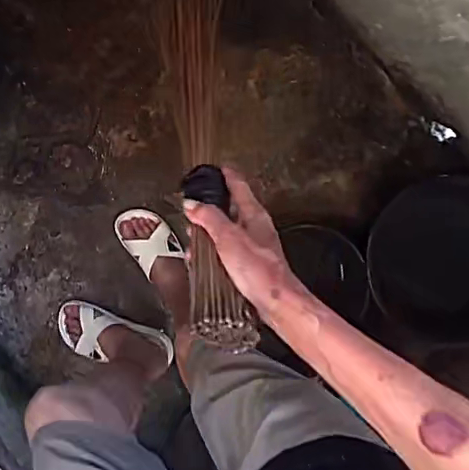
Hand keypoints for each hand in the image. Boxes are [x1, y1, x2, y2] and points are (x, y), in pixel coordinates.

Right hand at [182, 166, 304, 312]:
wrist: (276, 302)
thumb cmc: (261, 272)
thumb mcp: (228, 238)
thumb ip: (209, 218)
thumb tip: (192, 204)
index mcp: (254, 214)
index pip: (239, 185)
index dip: (226, 174)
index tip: (217, 167)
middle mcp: (256, 227)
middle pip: (232, 206)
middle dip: (213, 203)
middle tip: (197, 200)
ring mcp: (255, 244)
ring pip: (229, 227)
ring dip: (211, 227)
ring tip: (196, 230)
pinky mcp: (250, 261)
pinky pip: (228, 246)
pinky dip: (214, 246)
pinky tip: (205, 255)